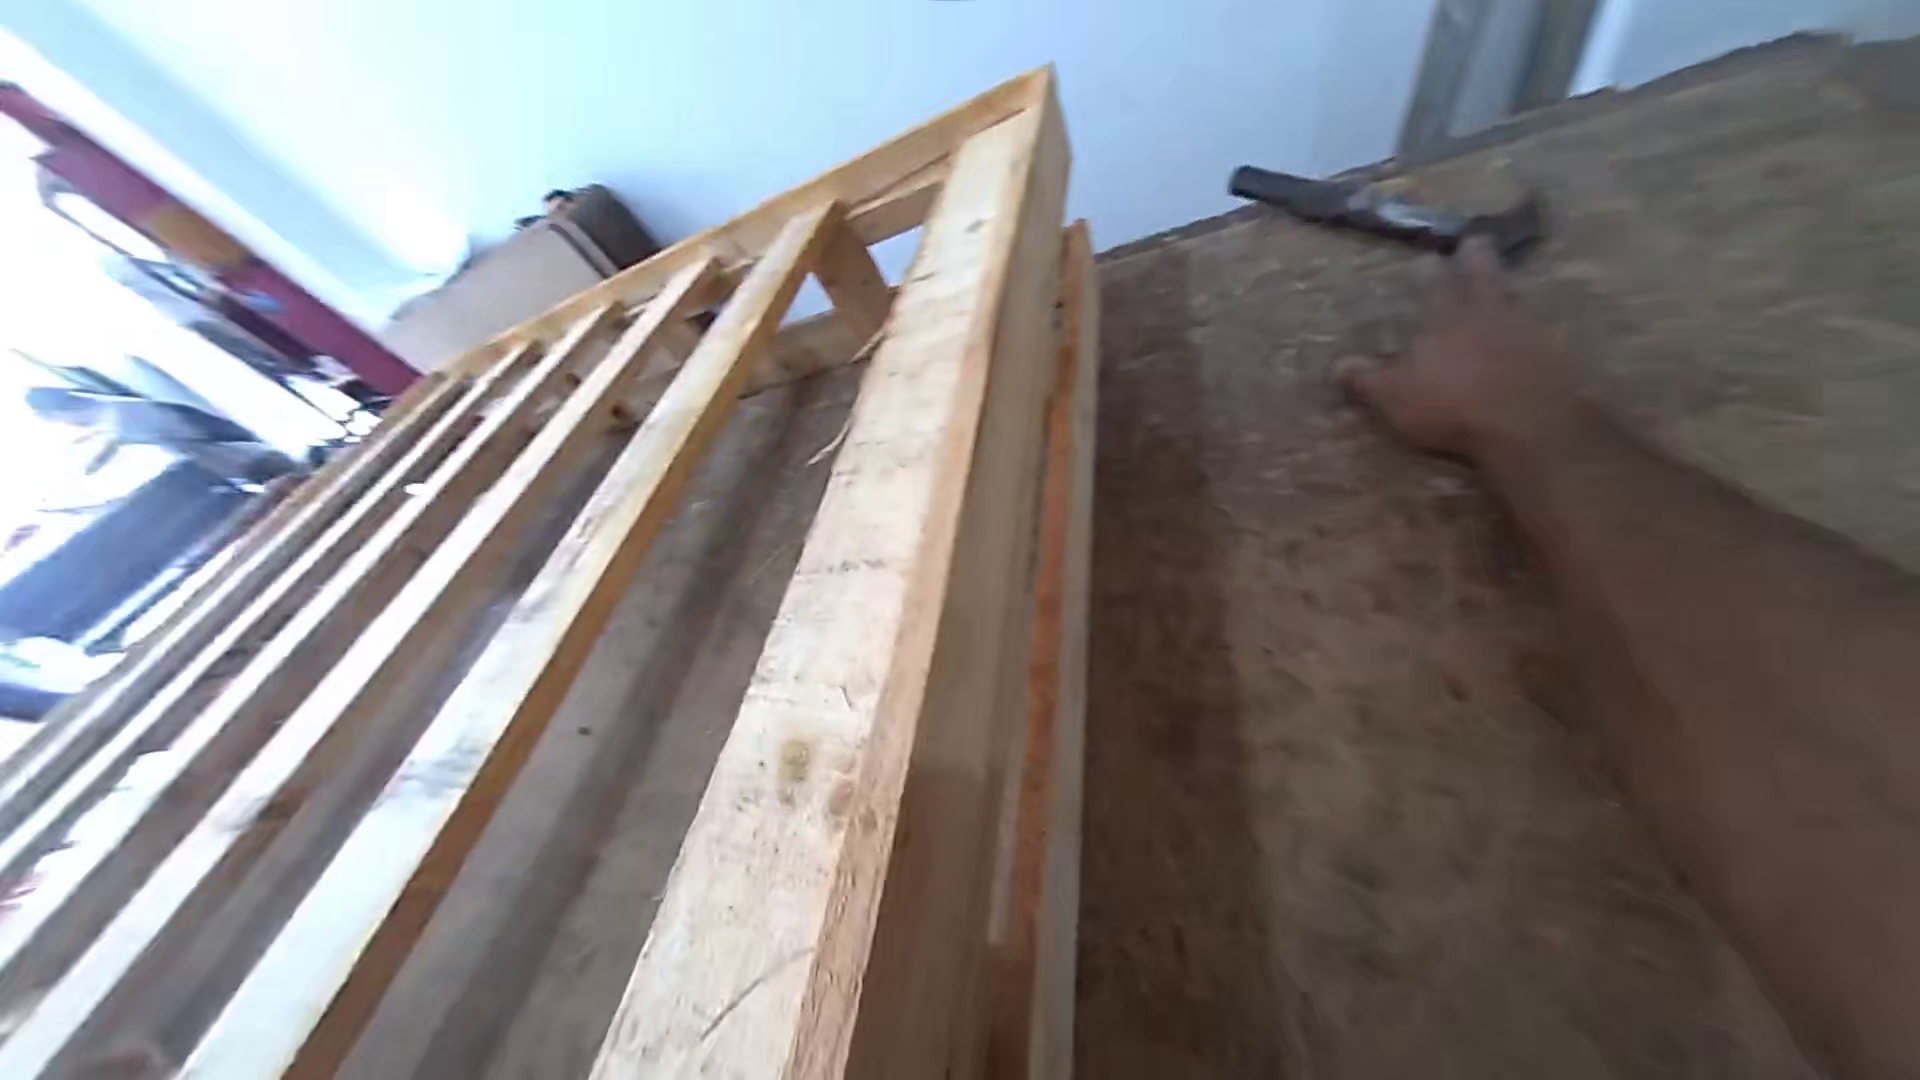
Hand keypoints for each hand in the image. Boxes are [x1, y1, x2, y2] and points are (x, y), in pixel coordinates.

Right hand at [1342, 238, 1578, 459]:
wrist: (1525, 423)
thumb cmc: (1446, 405)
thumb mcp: (1390, 395)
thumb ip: (1363, 379)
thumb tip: (1334, 365)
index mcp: (1443, 321)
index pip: (1432, 287)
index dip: (1426, 272)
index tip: (1425, 257)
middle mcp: (1486, 315)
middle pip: (1481, 278)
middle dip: (1476, 259)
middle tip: (1476, 240)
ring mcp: (1525, 331)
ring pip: (1512, 297)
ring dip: (1505, 284)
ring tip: (1501, 280)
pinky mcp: (1552, 353)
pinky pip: (1537, 327)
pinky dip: (1528, 322)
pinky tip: (1526, 327)